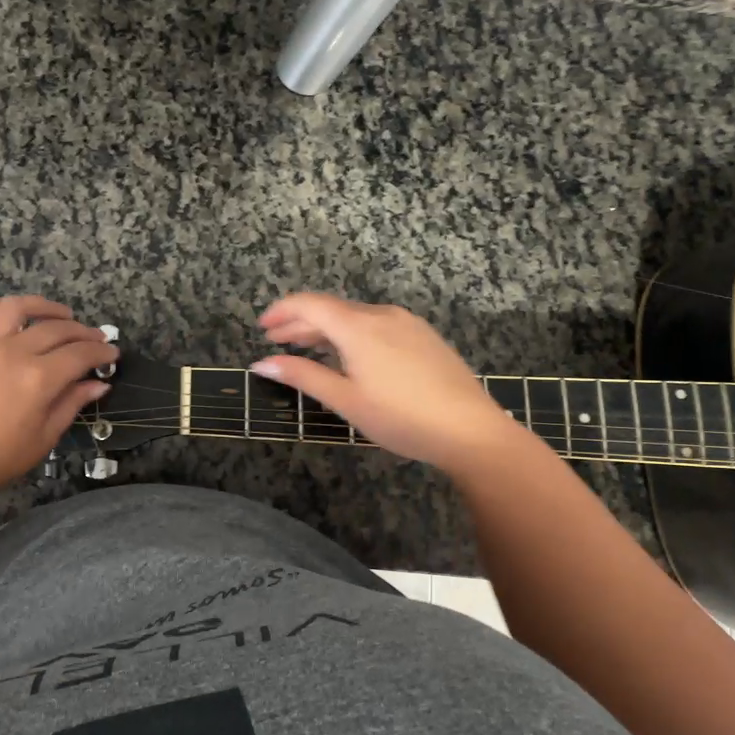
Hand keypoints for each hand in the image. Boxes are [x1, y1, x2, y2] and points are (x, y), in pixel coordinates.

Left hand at [0, 295, 117, 502]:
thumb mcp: (43, 438)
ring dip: (41, 305)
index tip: (112, 353)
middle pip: (54, 329)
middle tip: (94, 338)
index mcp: (38, 379)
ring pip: (15, 308)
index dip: (100, 351)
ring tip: (58, 314)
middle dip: (81, 331)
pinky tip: (2, 312)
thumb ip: (71, 405)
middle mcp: (12, 353)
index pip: (80, 354)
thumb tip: (99, 384)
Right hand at [250, 293, 537, 476]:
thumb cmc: (401, 418)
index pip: (309, 304)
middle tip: (276, 340)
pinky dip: (352, 333)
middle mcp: (381, 315)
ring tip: (308, 349)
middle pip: (331, 309)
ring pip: (355, 316)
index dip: (281, 311)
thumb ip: (303, 376)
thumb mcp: (346, 400)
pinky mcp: (424, 336)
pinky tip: (350, 355)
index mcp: (357, 326)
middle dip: (300, 322)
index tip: (262, 326)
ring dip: (327, 329)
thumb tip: (262, 363)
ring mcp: (407, 323)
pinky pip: (377, 324)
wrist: (472, 430)